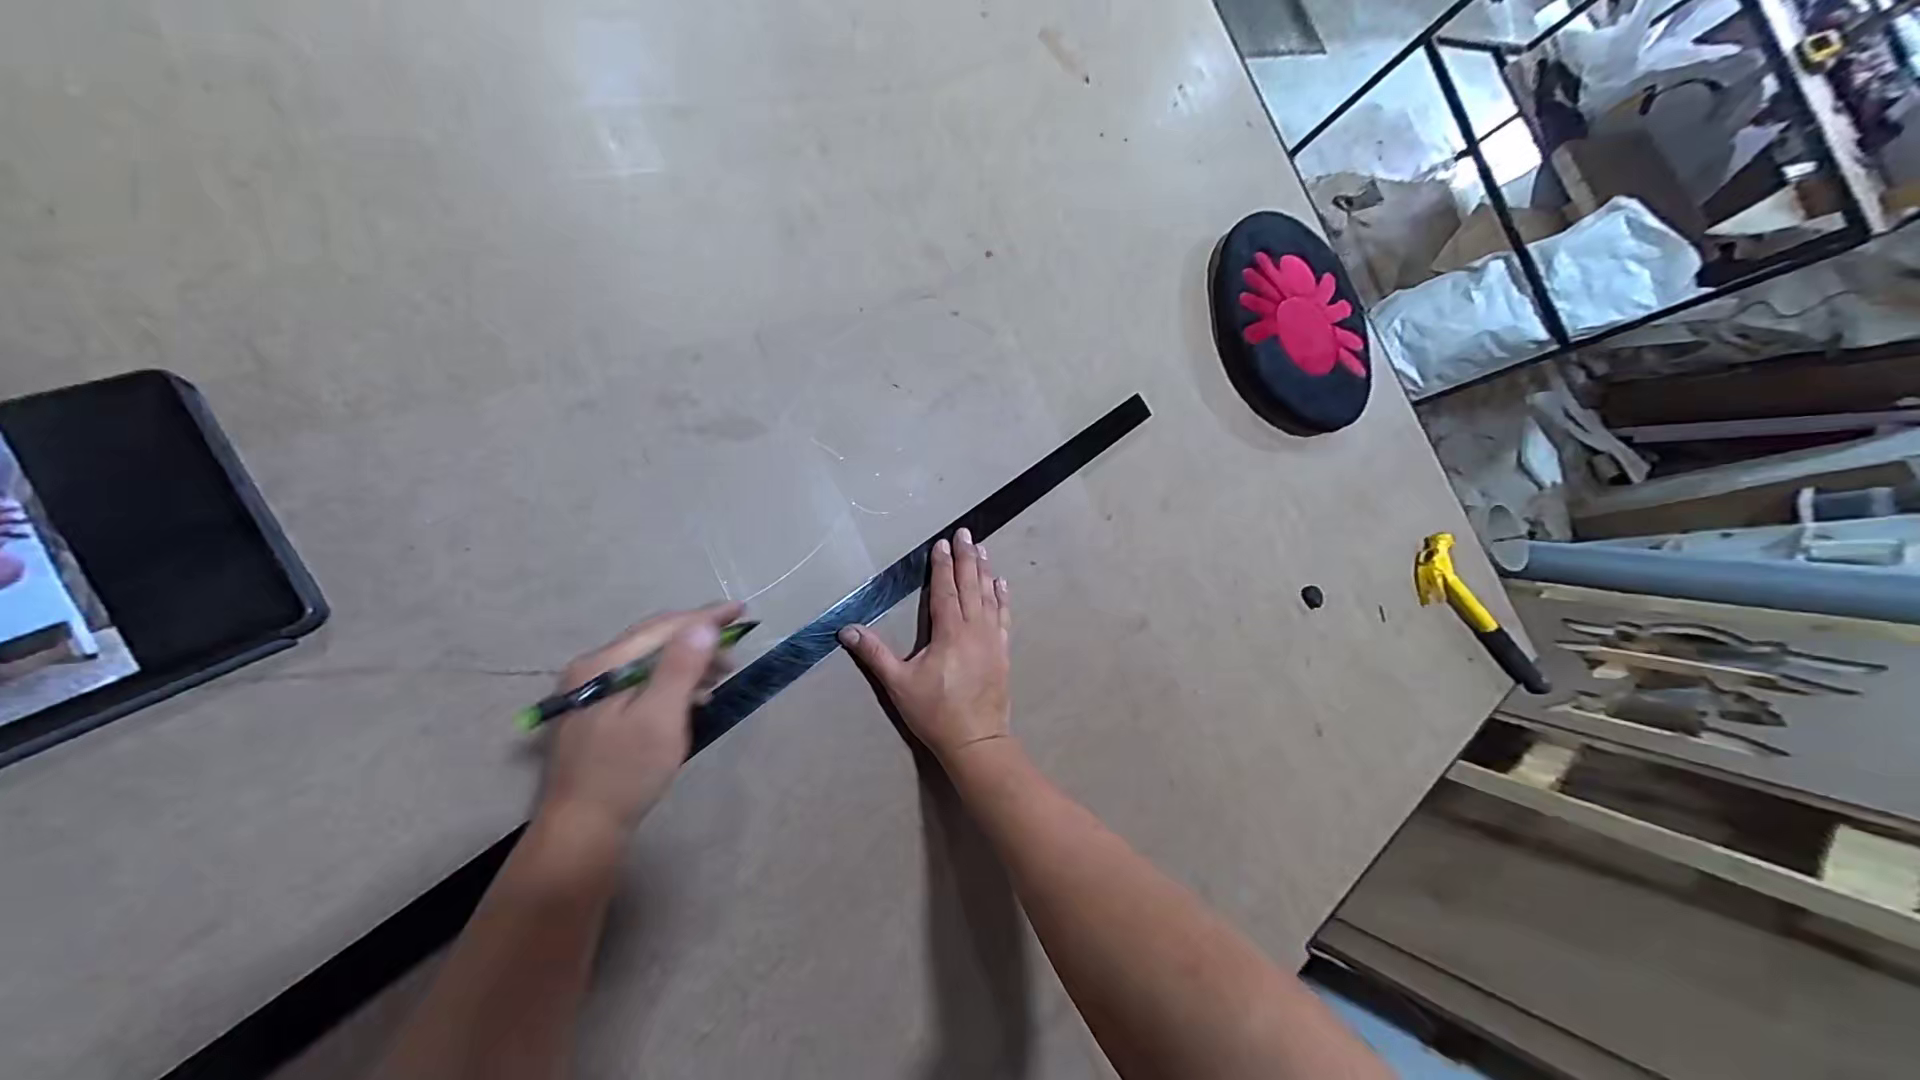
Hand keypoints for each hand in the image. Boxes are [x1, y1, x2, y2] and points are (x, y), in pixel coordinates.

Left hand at [536, 601, 743, 838]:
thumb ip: (680, 667)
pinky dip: (672, 681)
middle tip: (736, 650)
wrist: (581, 830)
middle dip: (698, 638)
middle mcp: (591, 669)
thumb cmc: (625, 773)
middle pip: (654, 639)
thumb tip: (704, 625)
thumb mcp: (660, 718)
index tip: (741, 610)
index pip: (662, 628)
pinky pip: (641, 680)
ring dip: (688, 661)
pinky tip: (692, 696)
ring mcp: (590, 691)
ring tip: (721, 674)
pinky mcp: (597, 712)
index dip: (705, 617)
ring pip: (649, 660)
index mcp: (602, 664)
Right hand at [838, 527, 1010, 764]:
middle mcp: (974, 629)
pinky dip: (1003, 598)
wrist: (976, 741)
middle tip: (966, 533)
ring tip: (983, 550)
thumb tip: (847, 631)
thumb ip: (875, 654)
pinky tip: (1002, 585)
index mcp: (949, 632)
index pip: (945, 590)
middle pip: (970, 585)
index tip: (942, 544)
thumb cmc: (935, 713)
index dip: (942, 565)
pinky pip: (1004, 617)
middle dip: (966, 558)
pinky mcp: (1003, 652)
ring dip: (985, 571)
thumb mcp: (898, 684)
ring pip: (990, 597)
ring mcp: (992, 640)